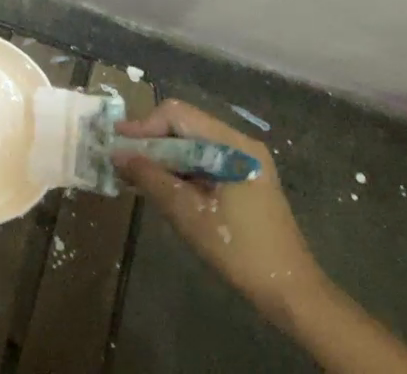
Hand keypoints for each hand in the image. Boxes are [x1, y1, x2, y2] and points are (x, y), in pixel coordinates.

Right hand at [114, 100, 322, 312]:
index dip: (143, 125)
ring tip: (134, 174)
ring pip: (192, 144)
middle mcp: (241, 144)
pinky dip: (180, 168)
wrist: (290, 291)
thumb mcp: (188, 214)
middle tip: (121, 159)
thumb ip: (150, 178)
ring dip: (163, 155)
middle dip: (150, 140)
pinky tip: (161, 185)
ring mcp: (245, 161)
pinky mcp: (244, 178)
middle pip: (185, 125)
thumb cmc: (240, 251)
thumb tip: (116, 154)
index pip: (178, 114)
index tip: (117, 143)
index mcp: (233, 146)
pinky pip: (203, 160)